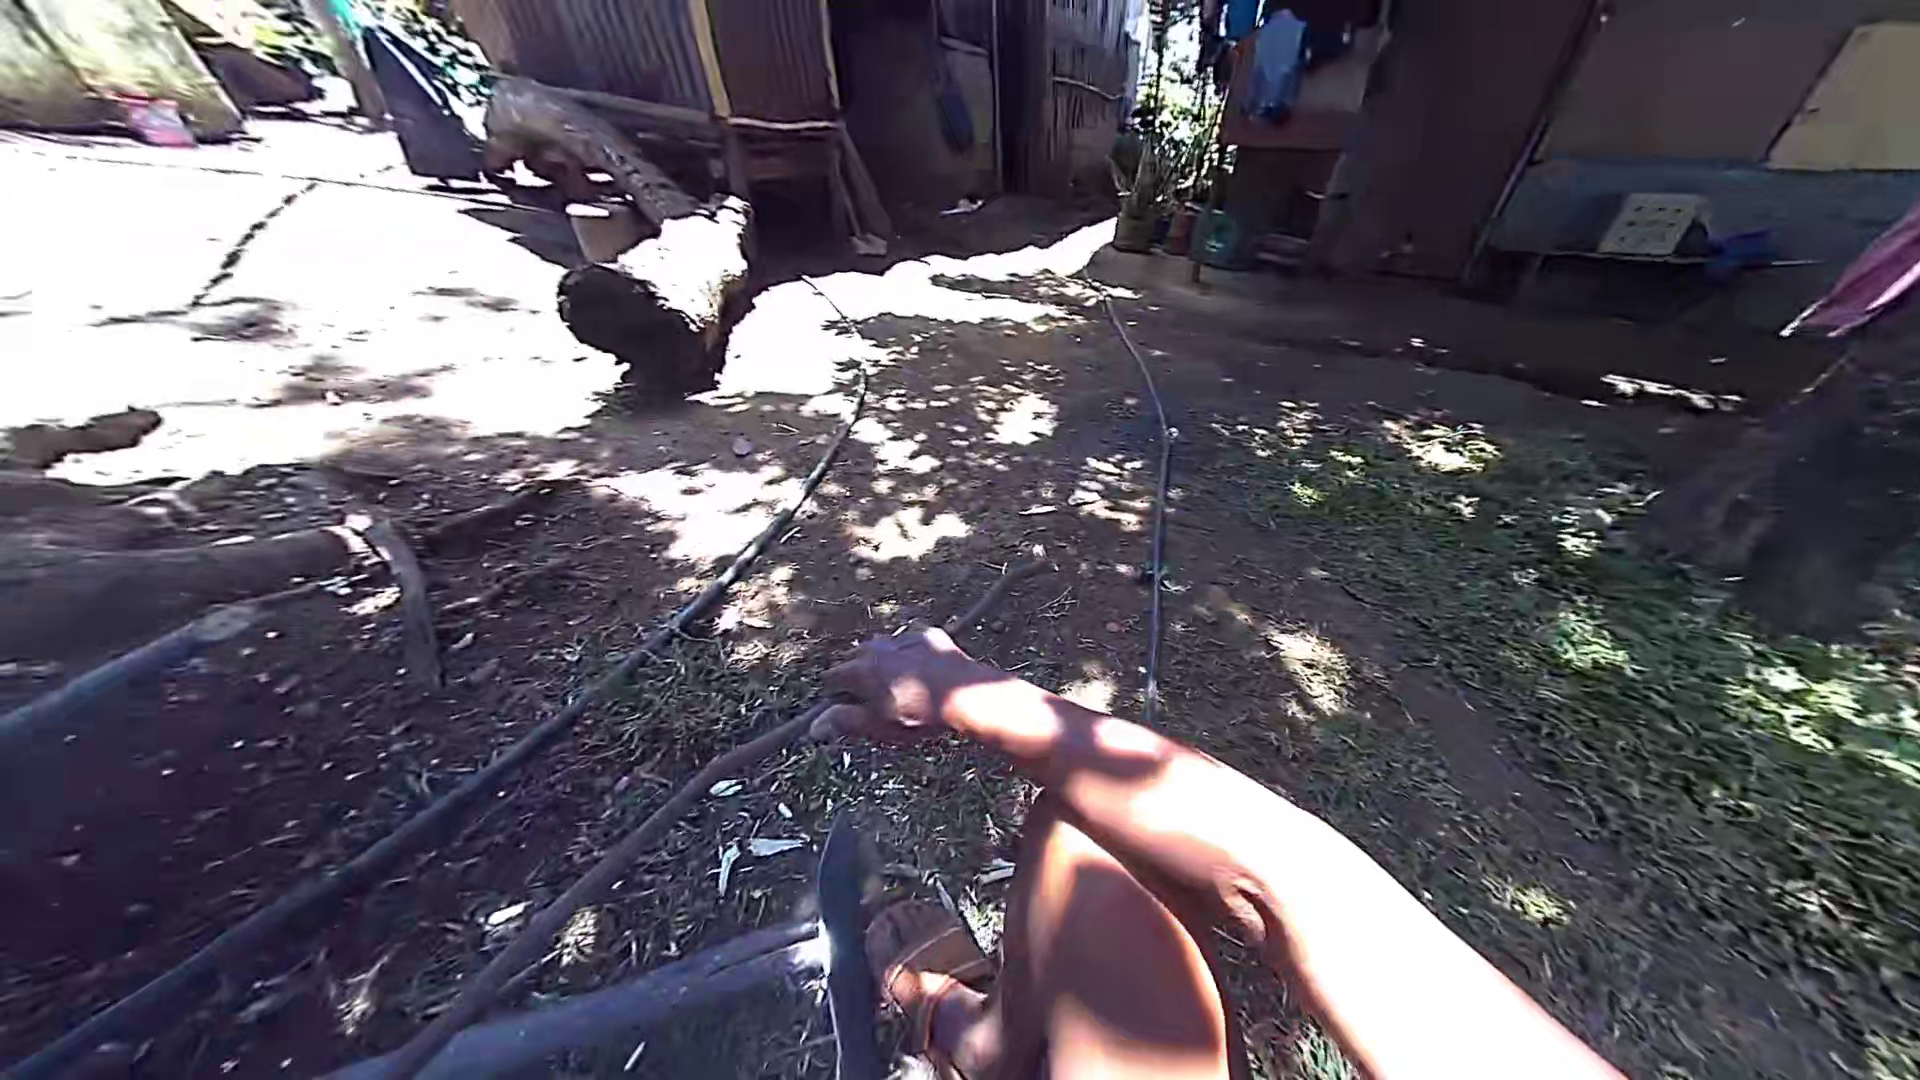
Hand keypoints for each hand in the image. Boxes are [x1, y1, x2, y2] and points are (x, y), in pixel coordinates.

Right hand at [809, 627, 984, 742]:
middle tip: (862, 688)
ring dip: (880, 655)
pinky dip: (909, 649)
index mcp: (861, 671)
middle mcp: (878, 648)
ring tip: (888, 673)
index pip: (833, 676)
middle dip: (855, 669)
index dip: (833, 690)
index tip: (836, 699)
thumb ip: (845, 721)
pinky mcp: (927, 635)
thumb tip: (813, 726)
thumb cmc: (917, 715)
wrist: (962, 693)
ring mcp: (903, 638)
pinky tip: (918, 662)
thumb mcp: (878, 726)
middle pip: (856, 655)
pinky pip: (911, 638)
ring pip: (882, 643)